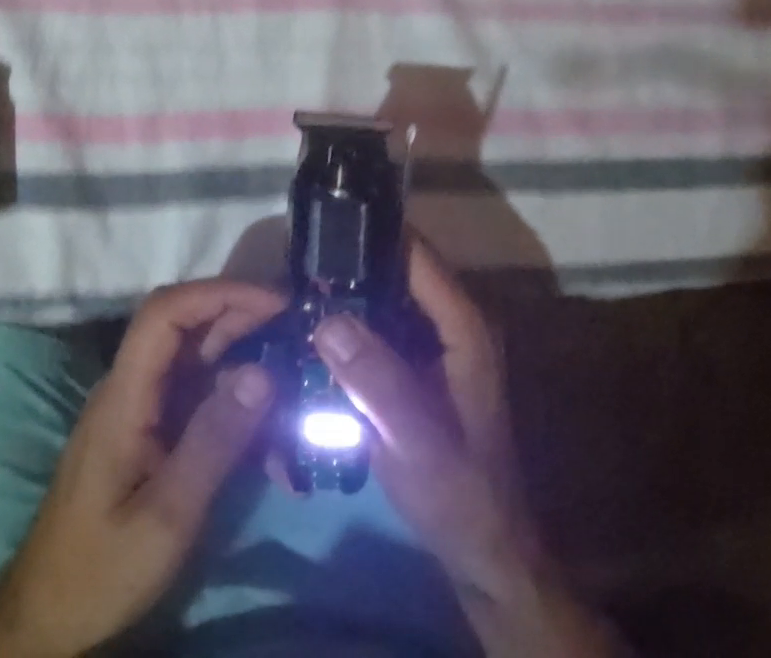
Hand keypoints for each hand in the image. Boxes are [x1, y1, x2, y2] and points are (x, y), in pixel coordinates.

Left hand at [0, 280, 282, 657]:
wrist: (50, 613)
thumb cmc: (103, 567)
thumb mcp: (168, 514)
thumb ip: (214, 441)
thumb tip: (263, 372)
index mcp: (124, 397)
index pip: (164, 314)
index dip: (219, 294)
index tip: (277, 303)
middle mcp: (129, 391)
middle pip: (185, 331)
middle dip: (244, 324)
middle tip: (304, 340)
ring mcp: (139, 413)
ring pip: (197, 367)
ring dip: (248, 373)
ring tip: (299, 397)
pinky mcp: (149, 437)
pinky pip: (197, 404)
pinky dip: (236, 413)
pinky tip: (274, 453)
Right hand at [312, 241, 616, 657]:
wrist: (480, 546)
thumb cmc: (457, 492)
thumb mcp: (415, 441)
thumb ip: (377, 381)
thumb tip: (328, 320)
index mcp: (463, 330)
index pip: (417, 257)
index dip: (371, 233)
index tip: (318, 223)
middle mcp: (451, 328)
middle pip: (397, 272)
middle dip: (348, 262)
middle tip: (290, 260)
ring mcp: (433, 349)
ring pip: (384, 300)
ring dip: (344, 293)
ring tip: (290, 288)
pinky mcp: (415, 372)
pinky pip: (377, 331)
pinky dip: (347, 326)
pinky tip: (308, 333)